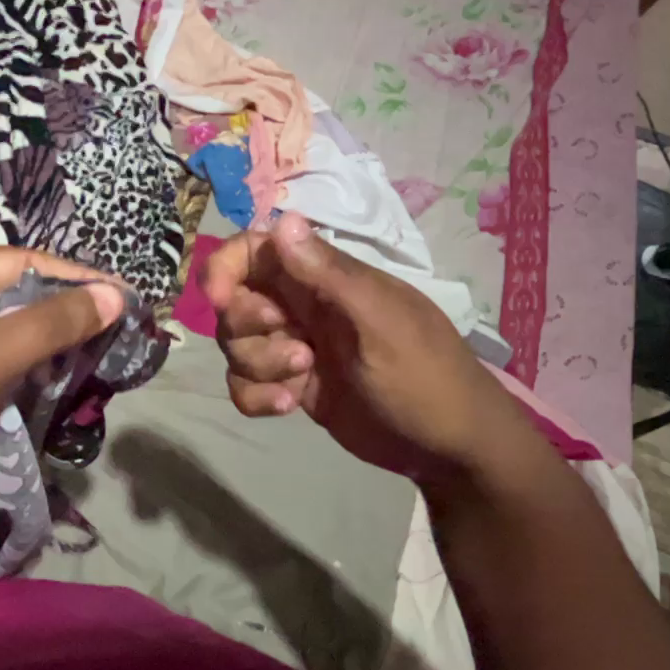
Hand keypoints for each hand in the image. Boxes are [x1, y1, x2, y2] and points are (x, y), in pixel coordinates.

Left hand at [0, 248, 125, 517]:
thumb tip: (115, 295)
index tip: (125, 296)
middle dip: (65, 311)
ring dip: (51, 341)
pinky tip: (64, 375)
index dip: (74, 277)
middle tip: (119, 327)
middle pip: (15, 292)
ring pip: (10, 327)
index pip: (18, 261)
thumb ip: (53, 323)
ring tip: (101, 351)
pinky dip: (30, 364)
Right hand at [204, 212, 523, 482]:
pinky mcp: (290, 385)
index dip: (225, 267)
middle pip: (234, 301)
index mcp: (323, 278)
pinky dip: (255, 396)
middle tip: (290, 345)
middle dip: (245, 325)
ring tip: (299, 380)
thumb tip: (283, 219)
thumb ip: (329, 274)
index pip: (254, 250)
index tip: (218, 298)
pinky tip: (288, 407)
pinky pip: (244, 383)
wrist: (450, 450)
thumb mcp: (382, 322)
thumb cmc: (426, 377)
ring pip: (236, 344)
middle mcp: (301, 306)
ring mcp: (293, 347)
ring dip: (255, 364)